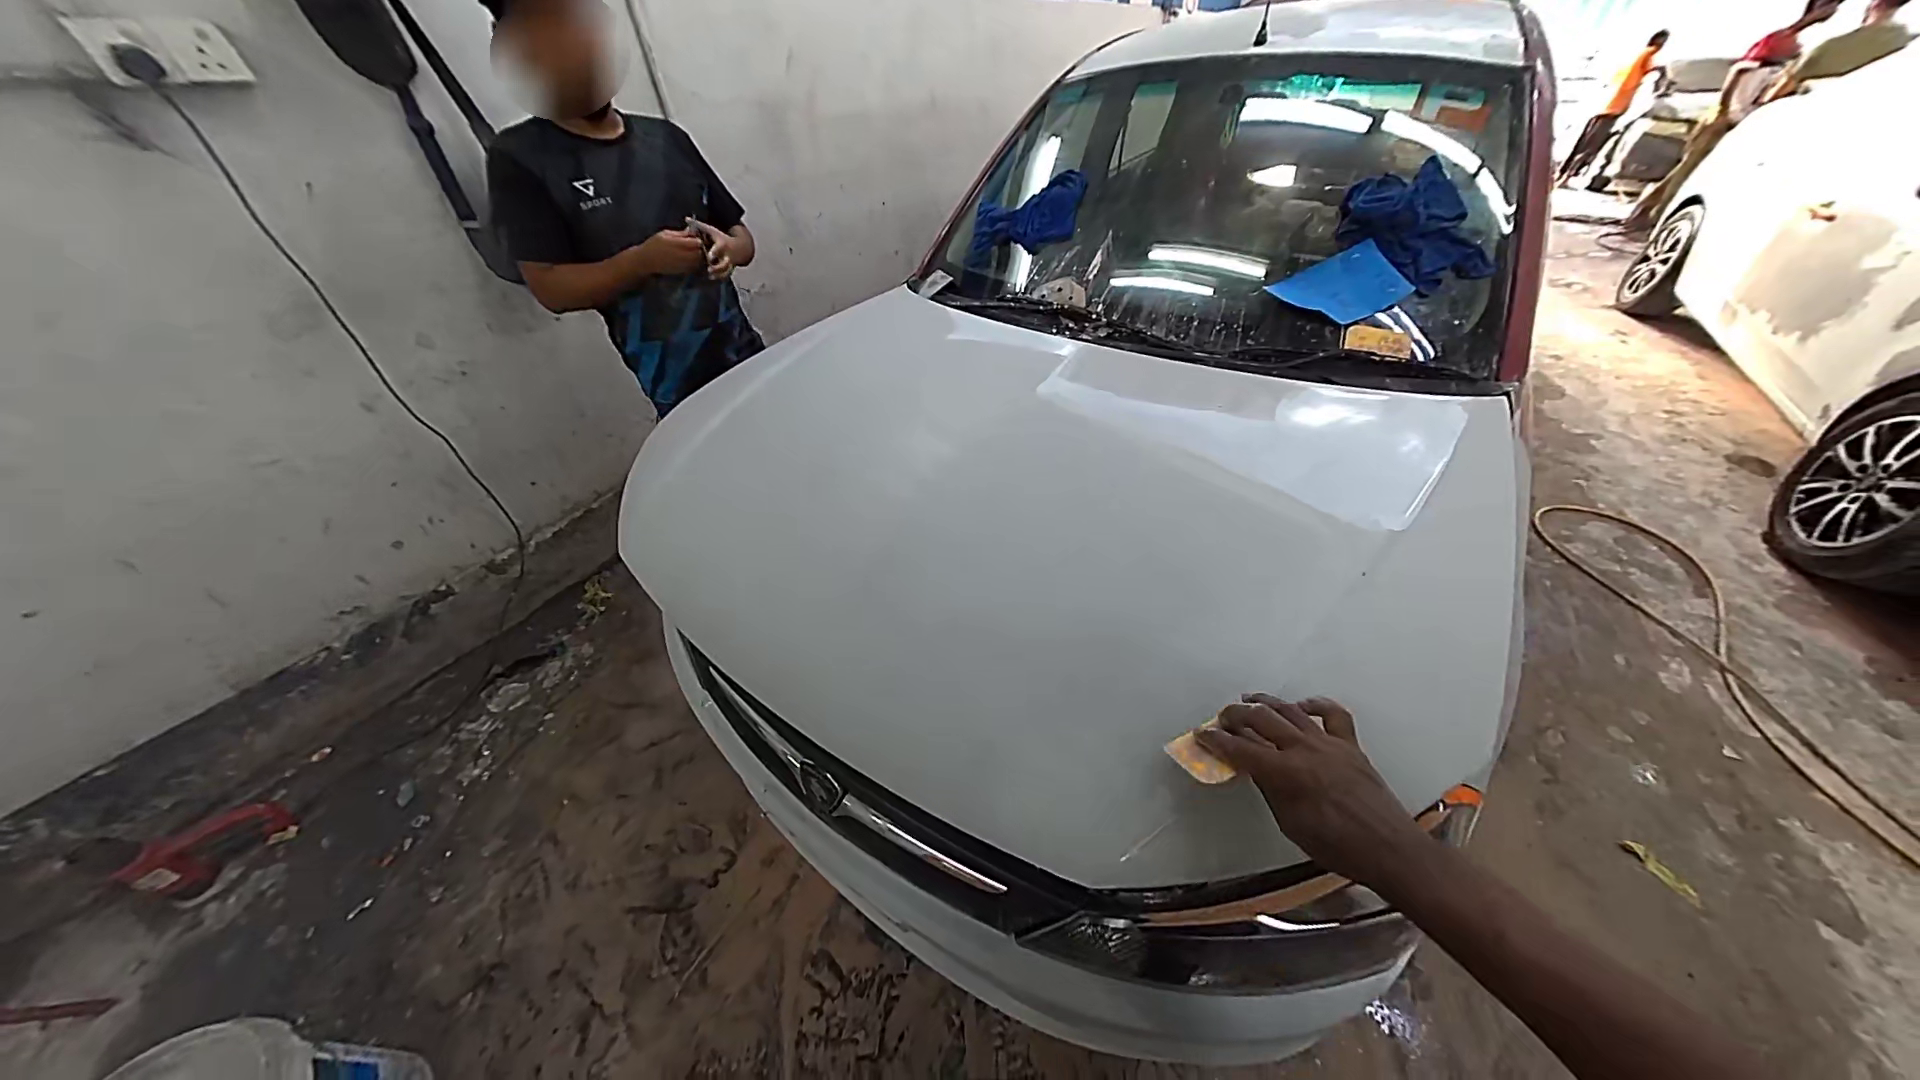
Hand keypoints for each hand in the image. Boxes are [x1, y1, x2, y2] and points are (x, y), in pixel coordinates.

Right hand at [633, 229, 706, 277]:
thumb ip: (680, 234)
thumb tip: (692, 231)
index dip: (699, 240)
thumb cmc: (654, 245)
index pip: (696, 242)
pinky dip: (695, 262)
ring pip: (698, 261)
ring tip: (694, 251)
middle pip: (700, 252)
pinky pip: (694, 266)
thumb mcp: (665, 234)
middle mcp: (682, 255)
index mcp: (676, 243)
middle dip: (701, 249)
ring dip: (699, 256)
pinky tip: (690, 258)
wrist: (646, 261)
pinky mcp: (683, 271)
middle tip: (698, 245)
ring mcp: (683, 264)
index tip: (697, 237)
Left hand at [689, 220, 734, 280]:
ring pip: (726, 271)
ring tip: (710, 276)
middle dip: (718, 267)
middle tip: (709, 269)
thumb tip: (686, 219)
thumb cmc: (722, 238)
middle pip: (724, 263)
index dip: (714, 253)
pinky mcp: (729, 269)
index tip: (710, 257)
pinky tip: (712, 277)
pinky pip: (726, 275)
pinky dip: (720, 277)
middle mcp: (727, 255)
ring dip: (719, 274)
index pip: (718, 249)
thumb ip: (700, 225)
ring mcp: (729, 263)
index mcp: (722, 245)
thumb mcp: (712, 230)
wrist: (739, 247)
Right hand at [1195, 695, 1432, 889]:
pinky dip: (1314, 705)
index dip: (1216, 741)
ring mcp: (1328, 743)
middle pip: (1260, 719)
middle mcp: (1303, 750)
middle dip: (1235, 715)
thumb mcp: (1290, 823)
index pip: (1239, 749)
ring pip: (1289, 711)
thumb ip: (1269, 790)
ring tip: (1249, 700)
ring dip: (1265, 703)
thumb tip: (1253, 769)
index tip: (1202, 735)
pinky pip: (1331, 715)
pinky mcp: (1350, 745)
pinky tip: (1302, 705)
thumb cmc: (1338, 847)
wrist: (1391, 851)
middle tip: (1222, 717)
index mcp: (1285, 773)